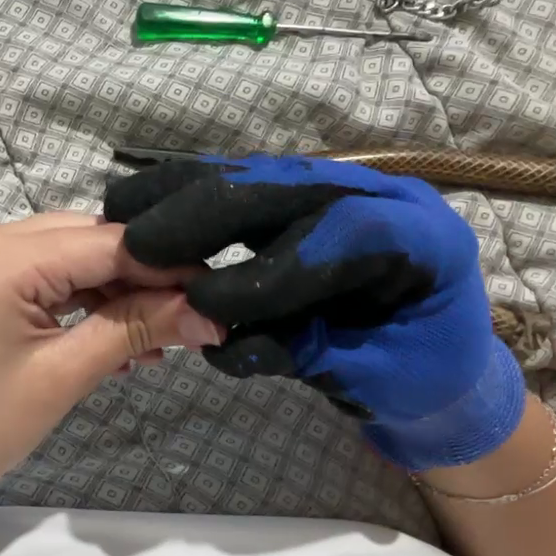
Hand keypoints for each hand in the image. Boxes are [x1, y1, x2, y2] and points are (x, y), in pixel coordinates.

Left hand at [0, 213, 223, 538]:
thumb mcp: (62, 376)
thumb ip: (134, 328)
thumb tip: (207, 310)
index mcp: (1, 257)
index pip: (107, 242)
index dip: (168, 266)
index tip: (218, 291)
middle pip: (89, 241)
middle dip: (144, 278)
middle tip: (194, 319)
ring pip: (71, 257)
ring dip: (116, 293)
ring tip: (159, 343)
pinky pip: (46, 275)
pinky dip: (82, 302)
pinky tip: (118, 338)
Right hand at [102, 155, 523, 470]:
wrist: (435, 362)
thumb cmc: (418, 377)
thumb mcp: (377, 379)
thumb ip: (308, 354)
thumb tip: (222, 339)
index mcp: (425, 239)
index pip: (345, 235)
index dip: (272, 268)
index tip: (202, 304)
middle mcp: (380, 196)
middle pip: (285, 184)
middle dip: (205, 211)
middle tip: (137, 243)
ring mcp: (336, 190)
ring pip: (251, 175)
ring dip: (181, 193)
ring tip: (121, 212)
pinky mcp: (299, 201)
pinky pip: (238, 188)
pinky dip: (185, 197)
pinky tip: (139, 209)